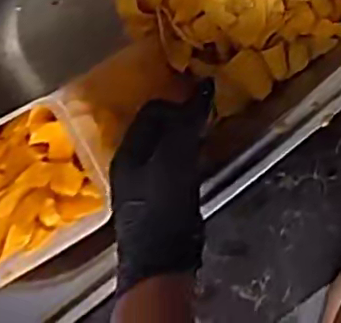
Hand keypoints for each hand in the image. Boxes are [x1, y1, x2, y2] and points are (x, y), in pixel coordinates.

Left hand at [111, 80, 212, 294]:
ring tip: (211, 126)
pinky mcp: (162, 193)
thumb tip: (205, 84)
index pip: (152, 109)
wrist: (162, 256)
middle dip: (184, 113)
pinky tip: (205, 151)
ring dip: (189, 131)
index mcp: (128, 150)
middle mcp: (132, 162)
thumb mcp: (176, 154)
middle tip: (210, 109)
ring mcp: (145, 179)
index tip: (203, 97)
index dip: (177, 99)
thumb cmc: (163, 200)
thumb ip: (188, 119)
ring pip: (169, 141)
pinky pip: (177, 158)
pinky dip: (192, 149)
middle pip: (160, 124)